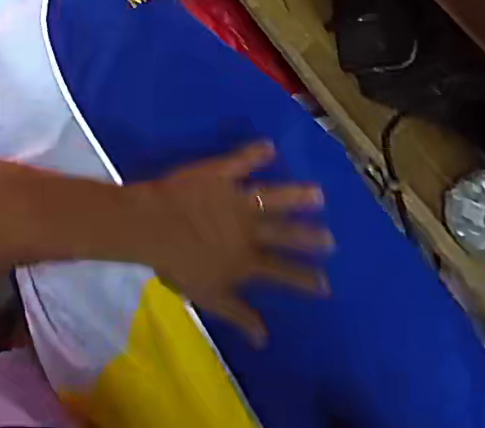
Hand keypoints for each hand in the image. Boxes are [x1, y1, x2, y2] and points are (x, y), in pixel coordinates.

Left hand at [128, 141, 332, 347]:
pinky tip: (270, 146)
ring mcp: (235, 199)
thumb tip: (264, 338)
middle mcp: (247, 228)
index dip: (303, 278)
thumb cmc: (176, 263)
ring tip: (318, 193)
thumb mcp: (208, 296)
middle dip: (308, 237)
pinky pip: (241, 162)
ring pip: (272, 196)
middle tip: (332, 239)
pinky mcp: (220, 175)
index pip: (280, 272)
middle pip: (283, 233)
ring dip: (295, 195)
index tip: (325, 284)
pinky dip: (255, 153)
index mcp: (243, 259)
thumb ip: (237, 313)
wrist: (153, 226)